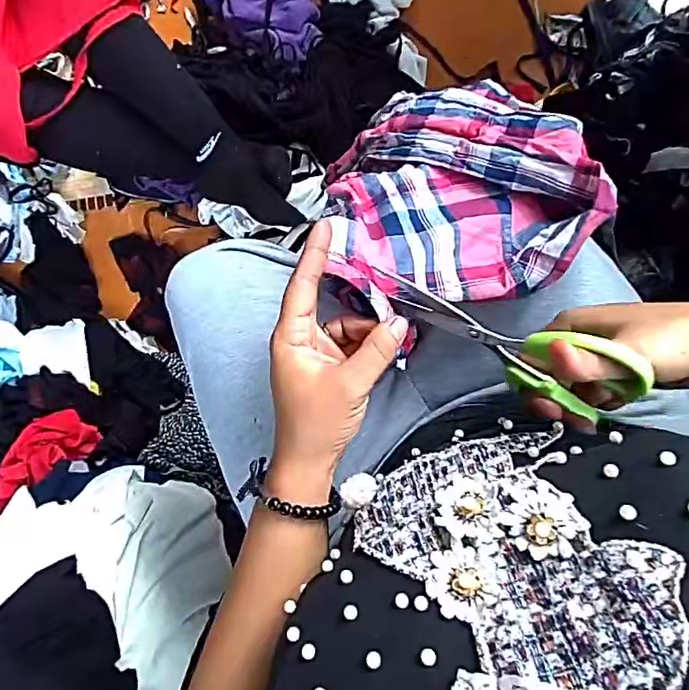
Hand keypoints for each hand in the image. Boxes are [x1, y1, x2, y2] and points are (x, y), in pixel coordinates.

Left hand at [268, 221, 406, 498]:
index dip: (314, 254)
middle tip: (382, 299)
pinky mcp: (328, 365)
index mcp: (291, 338)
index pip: (302, 286)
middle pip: (332, 306)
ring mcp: (314, 353)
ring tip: (387, 348)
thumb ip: (376, 350)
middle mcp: (300, 340)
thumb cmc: (313, 426)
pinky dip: (368, 347)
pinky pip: (352, 344)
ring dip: (369, 334)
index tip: (324, 227)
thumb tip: (397, 324)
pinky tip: (382, 356)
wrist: (309, 461)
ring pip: (347, 326)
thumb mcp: (350, 384)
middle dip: (360, 308)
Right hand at [526, 302, 688, 427]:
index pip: (532, 355)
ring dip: (580, 404)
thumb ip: (590, 362)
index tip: (554, 408)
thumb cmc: (677, 341)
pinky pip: (591, 391)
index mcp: (572, 324)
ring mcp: (596, 353)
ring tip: (602, 413)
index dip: (536, 384)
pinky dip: (598, 403)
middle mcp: (579, 336)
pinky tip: (615, 405)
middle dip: (559, 399)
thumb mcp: (630, 355)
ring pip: (569, 386)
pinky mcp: (613, 368)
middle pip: (548, 374)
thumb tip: (551, 356)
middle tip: (579, 419)